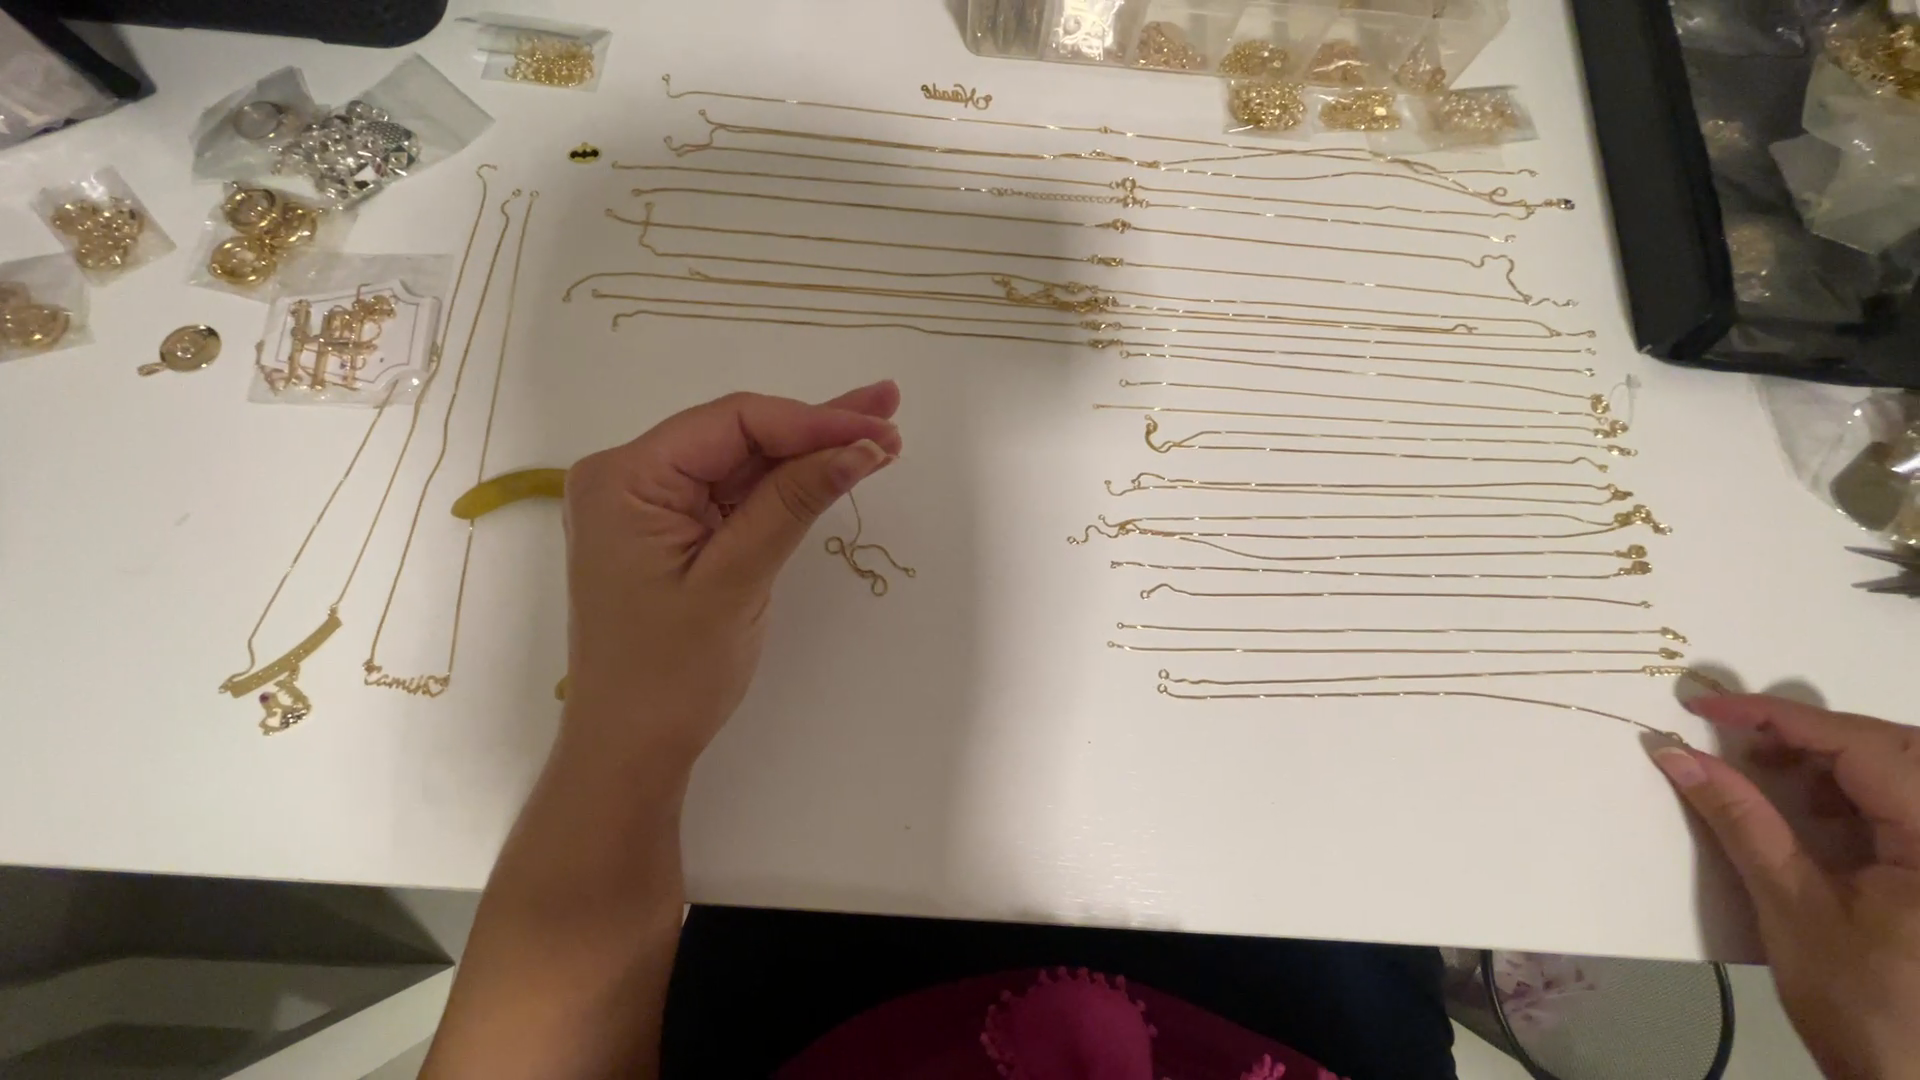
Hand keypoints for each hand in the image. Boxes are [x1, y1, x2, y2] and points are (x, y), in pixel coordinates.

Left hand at [560, 381, 902, 770]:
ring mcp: (651, 504)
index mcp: (626, 478)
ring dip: (809, 452)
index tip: (879, 429)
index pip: (733, 423)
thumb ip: (795, 503)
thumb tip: (862, 446)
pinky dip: (786, 486)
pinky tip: (833, 467)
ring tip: (878, 432)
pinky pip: (736, 494)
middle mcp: (631, 477)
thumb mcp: (738, 580)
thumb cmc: (672, 674)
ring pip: (743, 461)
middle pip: (740, 435)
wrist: (632, 748)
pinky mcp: (673, 529)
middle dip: (817, 426)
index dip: (813, 421)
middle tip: (888, 405)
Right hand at [1651, 696, 1919, 1079]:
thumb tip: (1673, 752)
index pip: (1864, 746)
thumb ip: (1739, 819)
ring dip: (1839, 759)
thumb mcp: (1790, 905)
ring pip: (1912, 771)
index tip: (1703, 705)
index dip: (1779, 716)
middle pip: (1902, 748)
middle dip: (1814, 734)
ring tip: (1775, 778)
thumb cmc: (1862, 1001)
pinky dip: (1867, 791)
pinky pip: (1917, 804)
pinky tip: (1827, 817)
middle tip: (1741, 743)